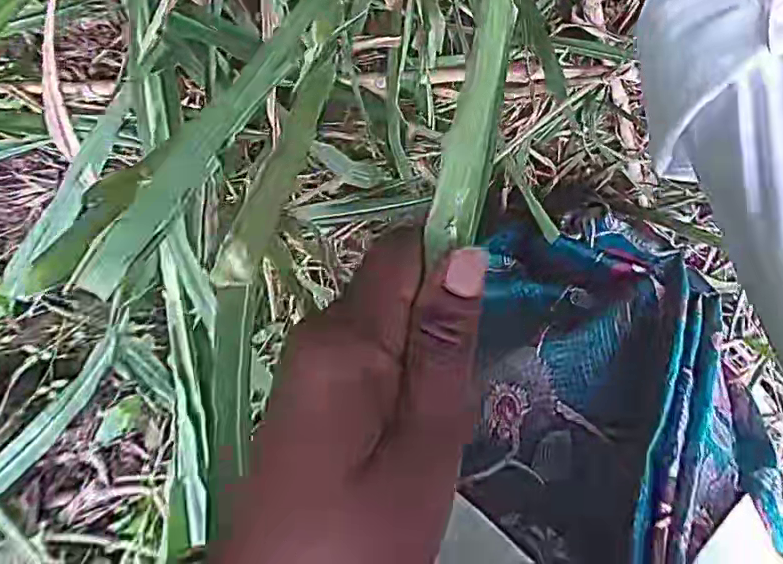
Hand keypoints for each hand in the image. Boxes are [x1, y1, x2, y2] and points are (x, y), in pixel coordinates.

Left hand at [210, 229, 487, 563]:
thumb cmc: (360, 540)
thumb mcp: (423, 446)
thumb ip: (444, 346)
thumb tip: (466, 253)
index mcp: (345, 335)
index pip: (402, 249)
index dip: (446, 260)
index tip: (476, 312)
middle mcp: (318, 329)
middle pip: (395, 285)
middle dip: (436, 323)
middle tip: (450, 399)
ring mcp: (306, 358)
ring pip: (386, 322)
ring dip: (420, 356)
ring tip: (428, 428)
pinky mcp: (306, 386)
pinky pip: (366, 352)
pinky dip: (396, 378)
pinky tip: (400, 437)